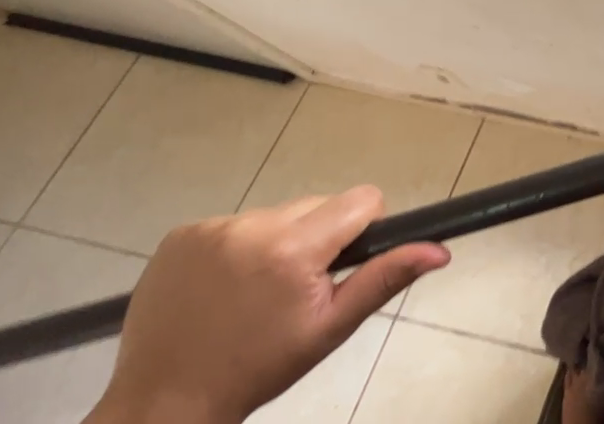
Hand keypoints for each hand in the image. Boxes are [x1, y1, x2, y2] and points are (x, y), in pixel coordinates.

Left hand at [88, 186, 450, 423]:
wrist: (163, 405)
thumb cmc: (260, 367)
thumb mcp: (331, 328)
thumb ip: (385, 278)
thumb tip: (439, 250)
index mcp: (293, 248)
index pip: (361, 199)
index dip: (365, 227)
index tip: (345, 265)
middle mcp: (252, 226)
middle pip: (320, 204)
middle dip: (321, 237)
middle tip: (299, 288)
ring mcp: (210, 228)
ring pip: (279, 214)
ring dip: (281, 241)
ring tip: (258, 291)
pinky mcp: (180, 234)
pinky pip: (237, 223)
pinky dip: (241, 246)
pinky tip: (226, 286)